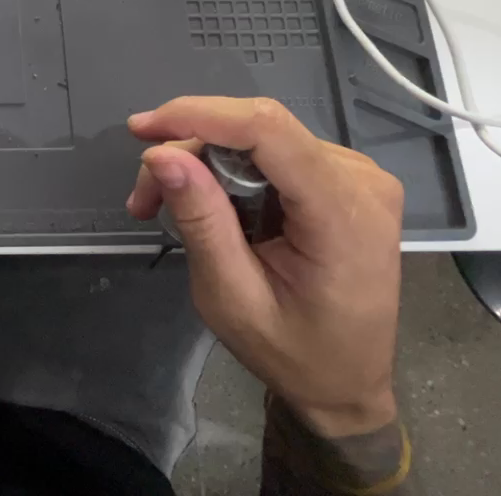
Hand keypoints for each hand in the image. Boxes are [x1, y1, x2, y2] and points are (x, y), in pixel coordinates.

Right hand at [127, 97, 403, 438]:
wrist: (346, 385)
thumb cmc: (293, 352)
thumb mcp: (232, 297)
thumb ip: (201, 221)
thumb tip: (160, 154)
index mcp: (345, 215)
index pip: (268, 130)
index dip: (199, 115)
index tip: (140, 130)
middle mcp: (359, 180)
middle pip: (253, 130)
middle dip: (186, 151)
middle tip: (144, 198)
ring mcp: (355, 175)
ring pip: (252, 137)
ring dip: (198, 163)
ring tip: (162, 206)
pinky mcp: (340, 176)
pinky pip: (265, 150)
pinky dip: (222, 169)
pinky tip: (203, 202)